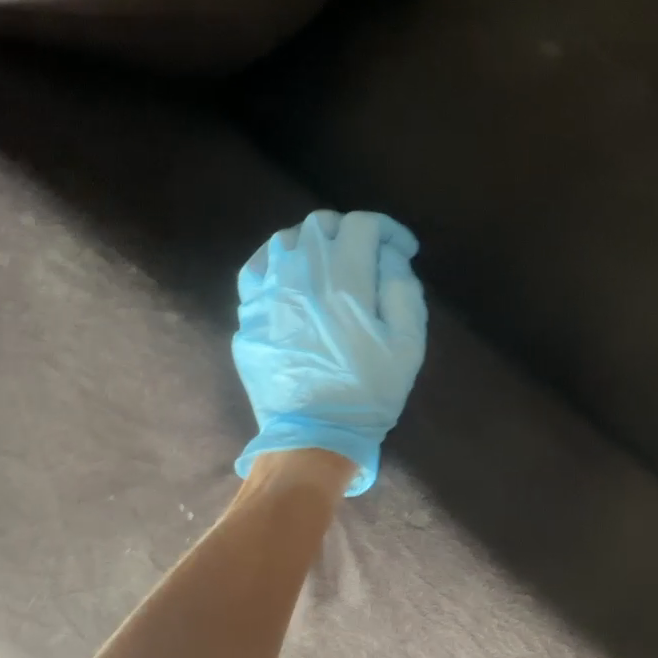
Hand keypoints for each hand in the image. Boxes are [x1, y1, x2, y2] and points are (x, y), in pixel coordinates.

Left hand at [232, 211, 427, 496]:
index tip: (405, 250)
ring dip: (316, 243)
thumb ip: (404, 289)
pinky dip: (281, 261)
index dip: (389, 229)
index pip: (362, 225)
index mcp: (345, 282)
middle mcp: (300, 277)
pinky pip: (257, 267)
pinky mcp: (247, 313)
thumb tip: (390, 257)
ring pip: (285, 240)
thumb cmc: (371, 388)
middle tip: (372, 256)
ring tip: (335, 265)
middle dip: (353, 231)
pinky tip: (297, 279)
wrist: (313, 433)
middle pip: (321, 224)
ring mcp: (267, 293)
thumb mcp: (409, 342)